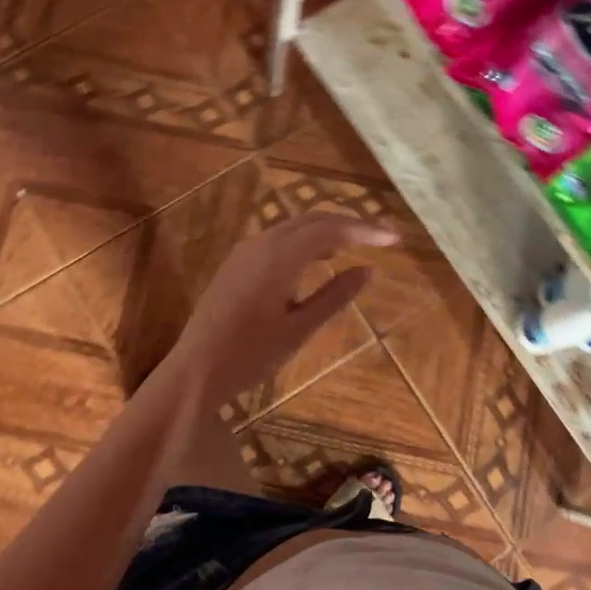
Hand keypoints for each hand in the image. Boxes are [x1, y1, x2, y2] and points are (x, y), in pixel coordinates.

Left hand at [159, 212, 399, 407]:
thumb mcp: (299, 328)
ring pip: (292, 227)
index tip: (395, 238)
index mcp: (279, 256)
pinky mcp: (236, 264)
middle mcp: (260, 243)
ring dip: (325, 231)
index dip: (365, 230)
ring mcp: (244, 251)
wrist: (195, 370)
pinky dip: (303, 241)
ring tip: (354, 246)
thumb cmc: (250, 355)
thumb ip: (335, 295)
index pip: (330, 229)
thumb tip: (369, 269)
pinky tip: (316, 261)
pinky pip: (277, 239)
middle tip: (379, 237)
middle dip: (347, 223)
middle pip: (311, 219)